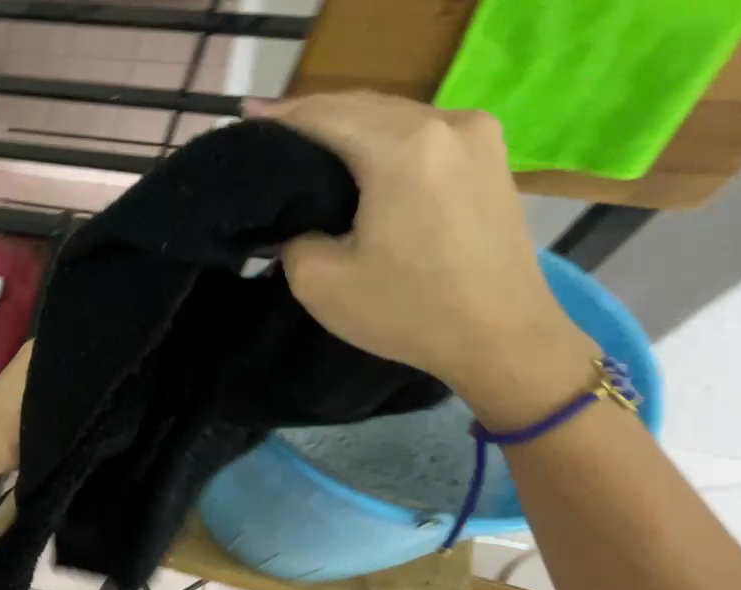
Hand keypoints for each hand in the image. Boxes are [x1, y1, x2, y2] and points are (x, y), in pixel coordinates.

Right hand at [250, 93, 596, 424]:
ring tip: (299, 144)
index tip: (241, 123)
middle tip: (262, 134)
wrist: (499, 333)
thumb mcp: (318, 280)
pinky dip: (377, 136)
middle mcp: (446, 124)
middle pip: (361, 105)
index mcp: (402, 150)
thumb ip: (293, 234)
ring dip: (344, 124)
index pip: (325, 116)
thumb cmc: (405, 311)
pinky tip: (350, 154)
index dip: (278, 119)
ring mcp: (475, 134)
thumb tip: (292, 216)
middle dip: (310, 116)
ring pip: (392, 114)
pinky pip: (418, 129)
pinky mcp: (487, 153)